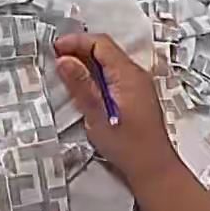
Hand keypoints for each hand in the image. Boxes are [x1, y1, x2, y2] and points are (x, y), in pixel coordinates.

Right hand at [54, 34, 209, 210]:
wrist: (153, 169)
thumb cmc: (128, 147)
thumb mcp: (98, 117)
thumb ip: (81, 86)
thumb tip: (64, 60)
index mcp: (128, 76)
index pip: (101, 44)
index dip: (76, 42)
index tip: (56, 48)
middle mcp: (135, 75)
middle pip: (105, 49)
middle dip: (79, 49)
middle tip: (55, 58)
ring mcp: (137, 84)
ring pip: (108, 61)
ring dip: (86, 61)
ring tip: (64, 70)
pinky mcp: (134, 94)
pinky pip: (113, 74)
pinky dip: (95, 73)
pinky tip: (82, 85)